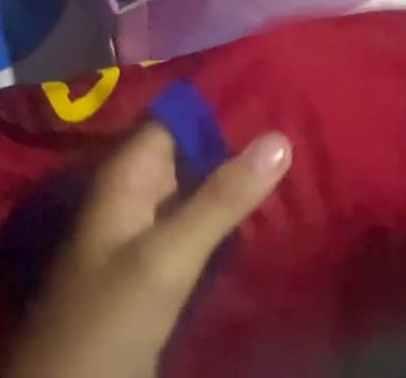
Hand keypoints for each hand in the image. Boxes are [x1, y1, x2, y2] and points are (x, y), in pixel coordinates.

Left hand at [5, 123, 291, 377]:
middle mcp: (134, 194)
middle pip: (189, 152)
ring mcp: (144, 233)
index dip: (220, 103)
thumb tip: (279, 136)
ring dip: (236, 181)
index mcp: (126, 175)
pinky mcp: (156, 268)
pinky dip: (228, 217)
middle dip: (237, 141)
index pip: (175, 118)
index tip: (273, 90)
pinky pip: (198, 227)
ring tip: (295, 162)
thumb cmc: (109, 316)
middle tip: (296, 125)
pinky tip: (267, 212)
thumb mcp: (167, 256)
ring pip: (197, 190)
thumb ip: (221, 199)